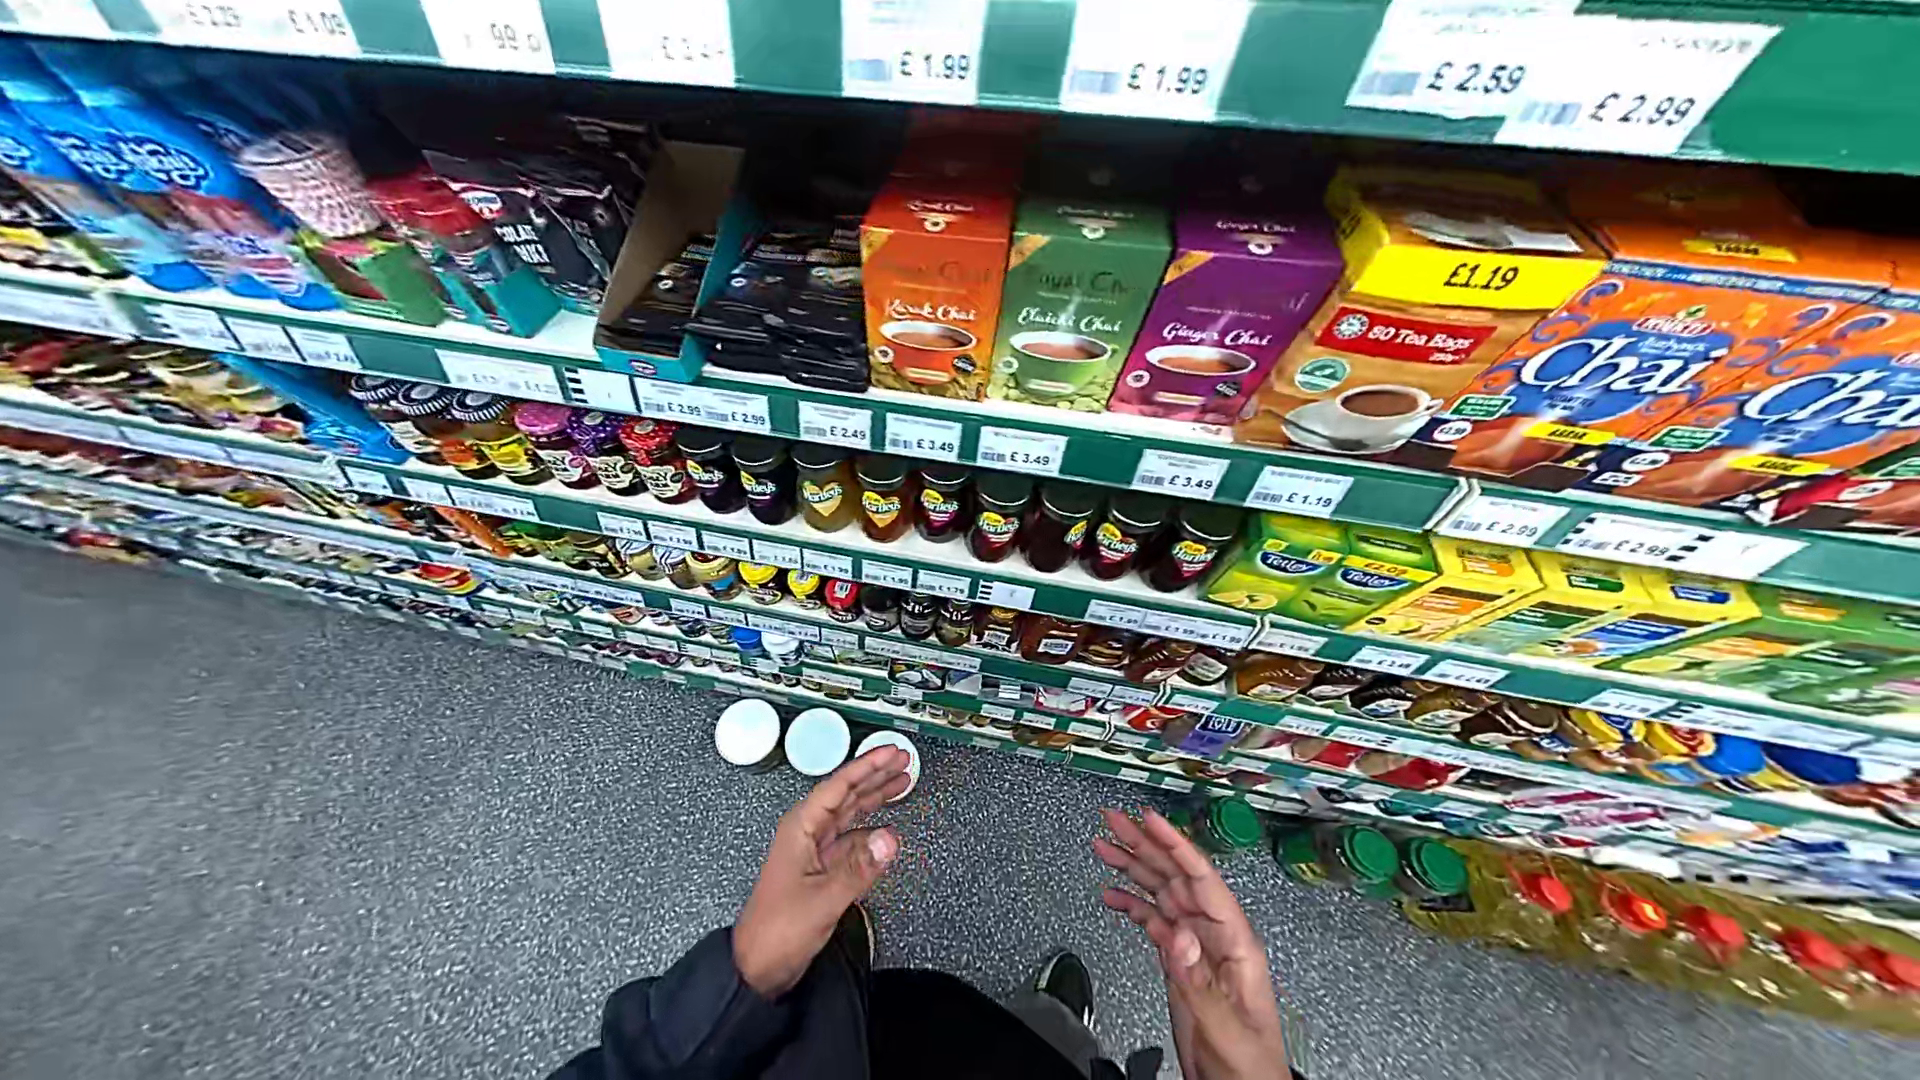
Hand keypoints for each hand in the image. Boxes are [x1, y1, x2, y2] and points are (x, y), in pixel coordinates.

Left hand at [733, 746, 910, 997]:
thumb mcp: (823, 899)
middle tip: (902, 759)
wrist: (756, 969)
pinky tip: (887, 828)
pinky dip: (872, 828)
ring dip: (876, 795)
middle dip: (876, 773)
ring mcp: (815, 848)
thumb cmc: (777, 932)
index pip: (840, 785)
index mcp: (801, 827)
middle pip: (847, 792)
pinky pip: (852, 836)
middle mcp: (808, 831)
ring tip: (901, 780)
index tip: (891, 752)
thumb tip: (890, 838)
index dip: (868, 765)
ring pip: (851, 811)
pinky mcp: (822, 867)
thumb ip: (859, 868)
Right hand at [1094, 808, 1289, 1079]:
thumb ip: (1199, 979)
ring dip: (1132, 865)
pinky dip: (1130, 902)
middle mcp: (1212, 933)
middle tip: (1114, 819)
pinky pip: (1151, 918)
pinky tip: (1111, 893)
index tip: (1149, 818)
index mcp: (1233, 940)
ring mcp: (1194, 944)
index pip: (1201, 877)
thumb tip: (1176, 933)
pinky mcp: (1178, 959)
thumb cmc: (1249, 1068)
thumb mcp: (1226, 1027)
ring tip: (1104, 844)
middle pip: (1175, 875)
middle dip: (1144, 843)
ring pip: (1160, 890)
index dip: (1174, 843)